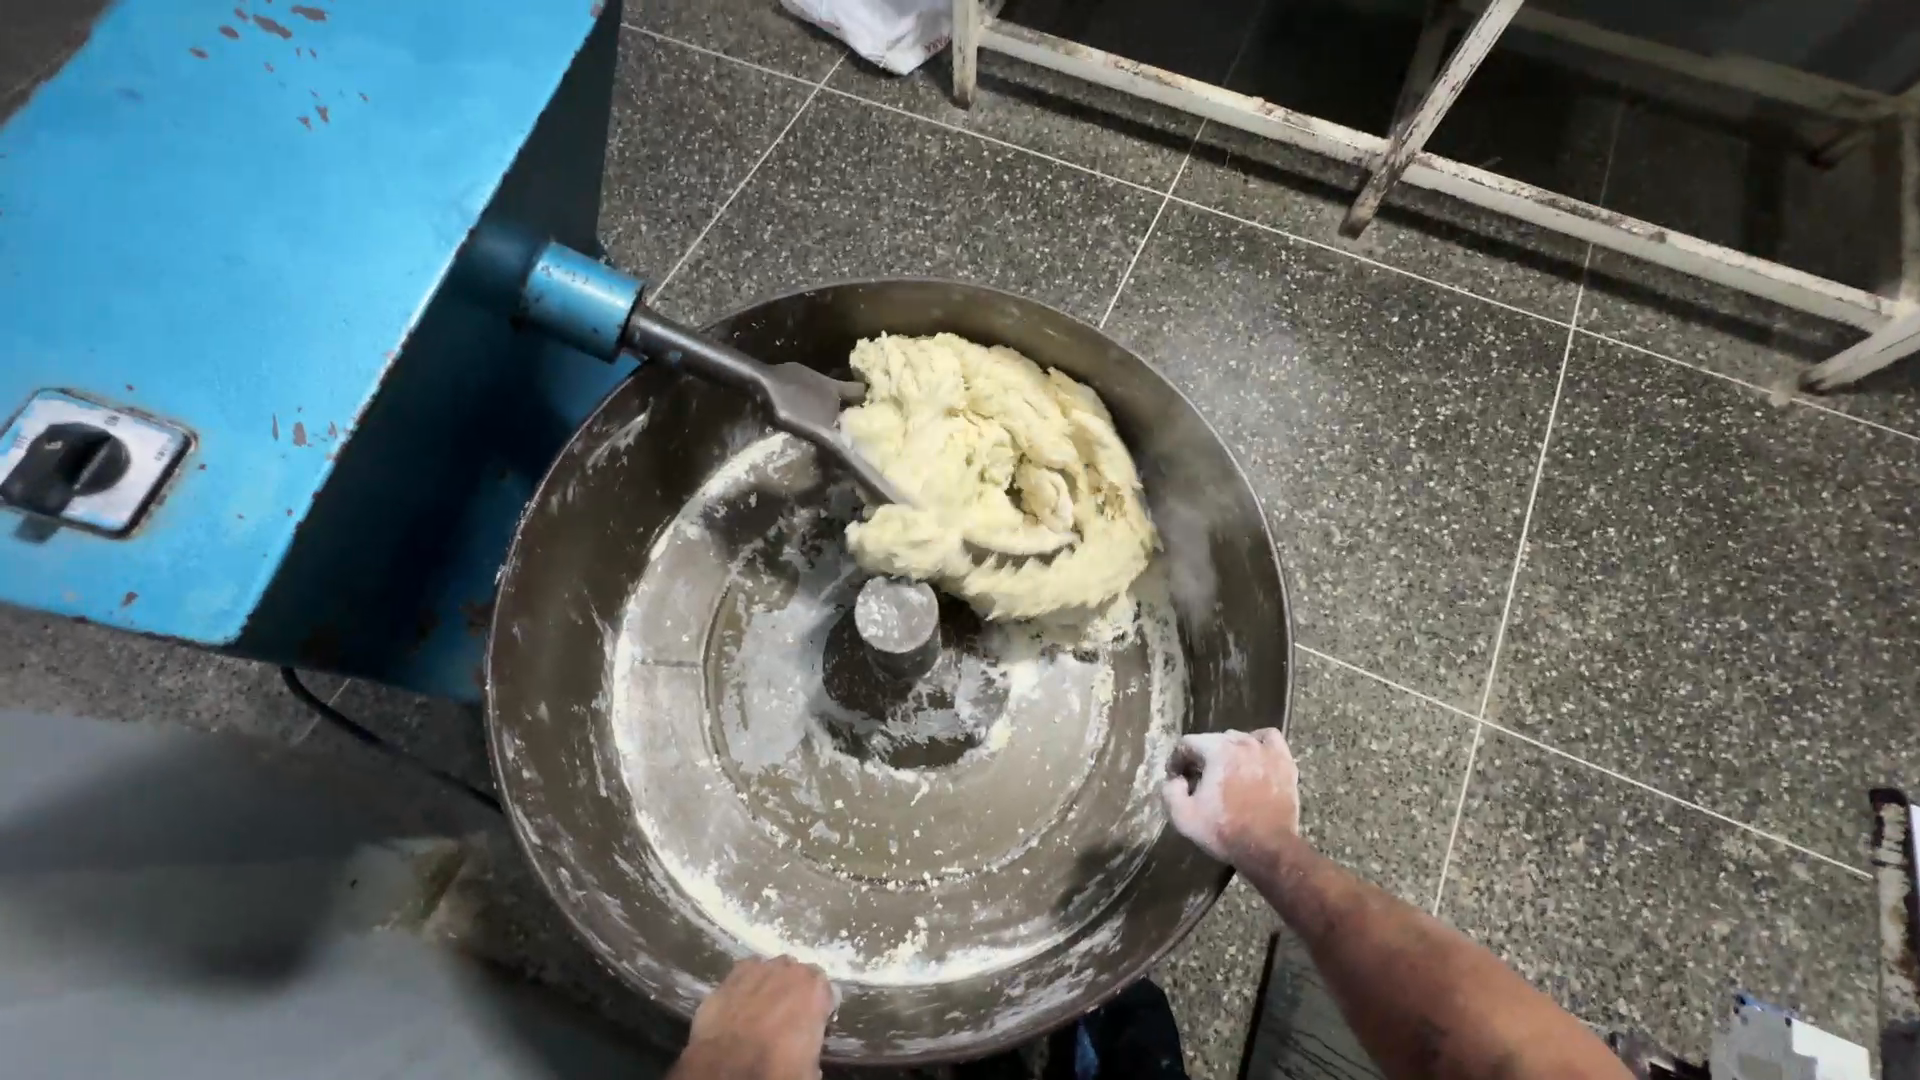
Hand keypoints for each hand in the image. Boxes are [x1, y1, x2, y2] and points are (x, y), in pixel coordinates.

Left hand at [675, 957, 836, 1079]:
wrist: (727, 1069)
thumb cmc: (775, 1070)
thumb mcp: (809, 1068)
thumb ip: (813, 1042)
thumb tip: (806, 1048)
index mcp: (816, 990)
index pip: (827, 992)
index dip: (819, 1009)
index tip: (812, 1026)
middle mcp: (793, 970)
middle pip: (800, 976)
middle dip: (795, 993)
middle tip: (786, 1019)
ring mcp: (763, 968)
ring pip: (774, 970)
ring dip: (772, 985)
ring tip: (761, 1011)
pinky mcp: (735, 972)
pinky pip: (749, 972)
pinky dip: (748, 984)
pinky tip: (742, 1003)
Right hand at [1161, 728, 1299, 865]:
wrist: (1268, 849)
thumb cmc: (1224, 831)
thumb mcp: (1182, 816)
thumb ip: (1169, 790)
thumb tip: (1176, 779)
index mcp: (1216, 750)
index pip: (1187, 743)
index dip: (1177, 760)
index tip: (1177, 778)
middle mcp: (1241, 743)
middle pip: (1213, 740)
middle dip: (1202, 757)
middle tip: (1200, 780)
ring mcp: (1266, 751)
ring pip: (1240, 738)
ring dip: (1228, 751)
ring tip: (1227, 772)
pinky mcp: (1285, 763)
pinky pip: (1270, 738)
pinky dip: (1259, 743)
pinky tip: (1254, 757)